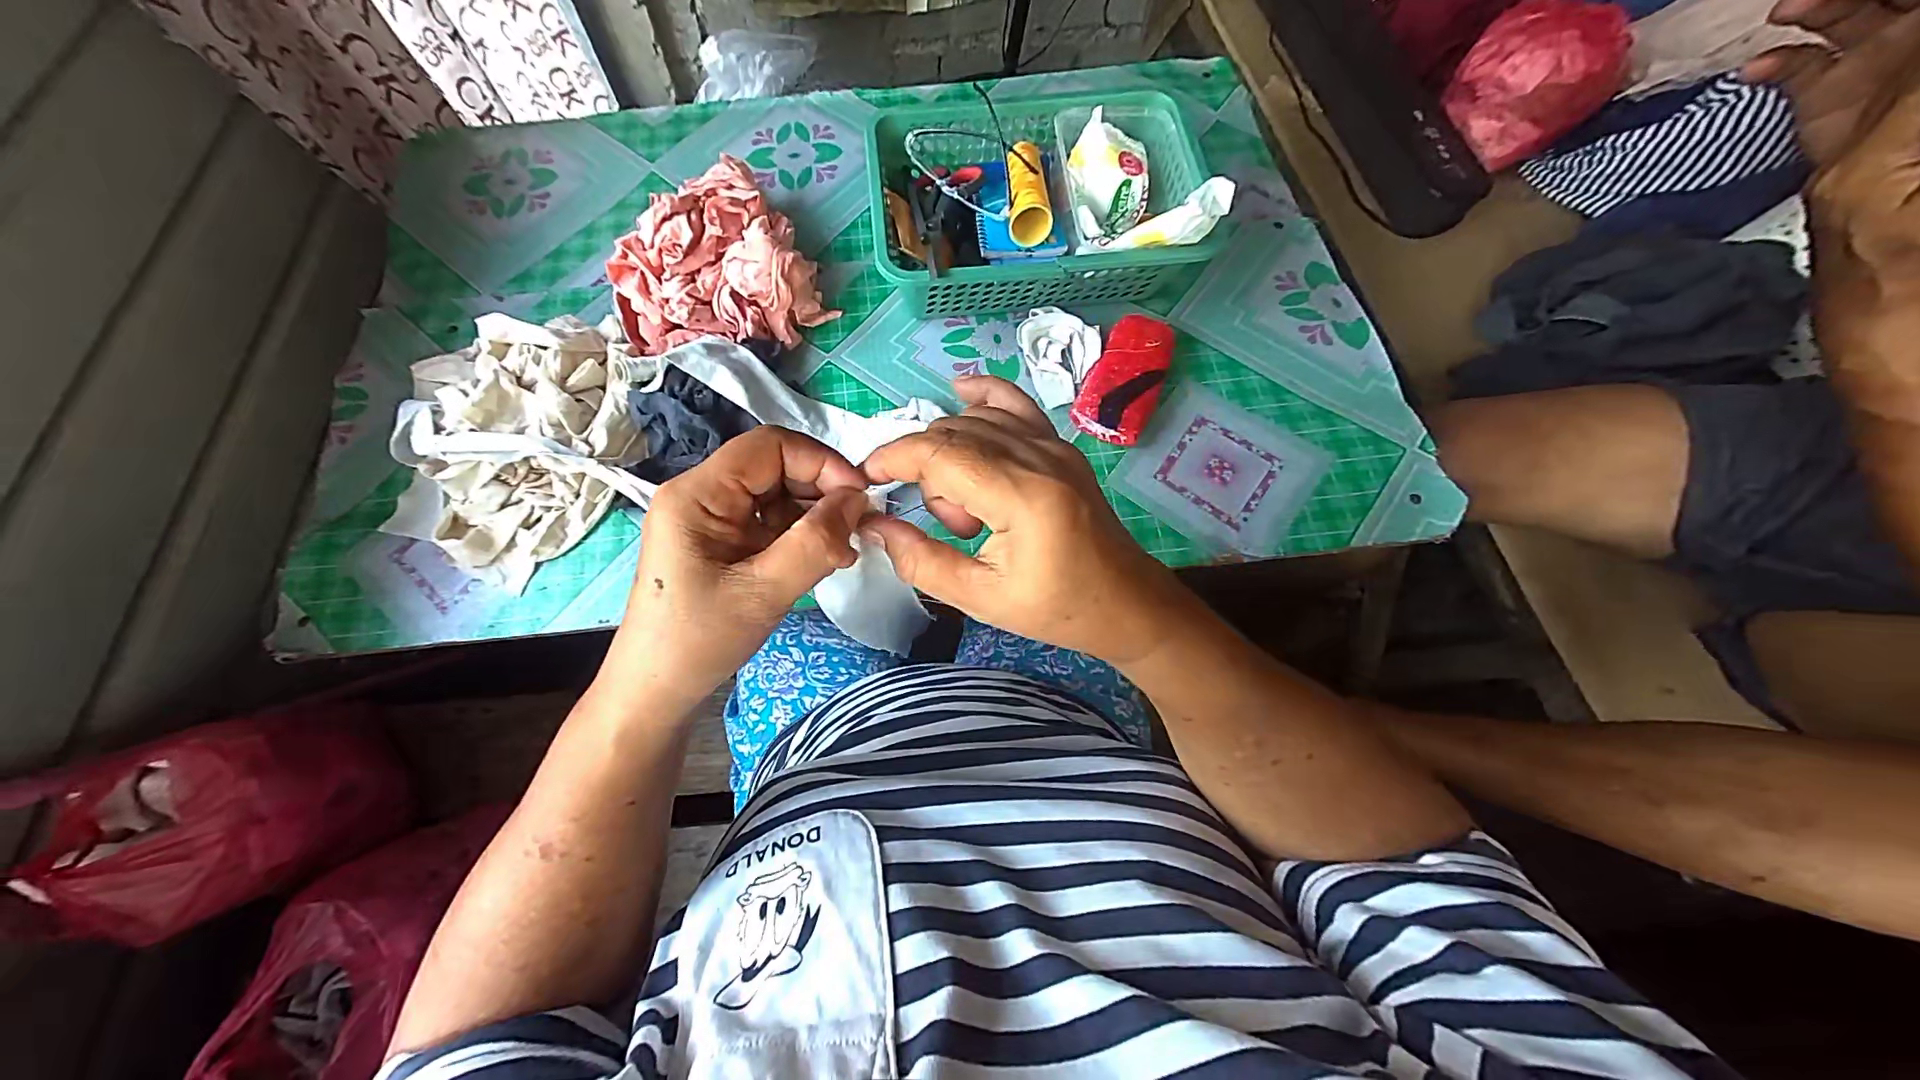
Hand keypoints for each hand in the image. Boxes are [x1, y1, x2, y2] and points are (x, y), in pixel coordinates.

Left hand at [613, 426, 869, 703]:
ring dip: (817, 515)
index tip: (858, 498)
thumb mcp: (763, 591)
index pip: (769, 446)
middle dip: (822, 491)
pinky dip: (803, 534)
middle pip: (776, 466)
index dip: (820, 462)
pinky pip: (772, 521)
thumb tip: (859, 501)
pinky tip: (824, 558)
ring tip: (842, 550)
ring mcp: (713, 519)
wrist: (656, 689)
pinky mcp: (725, 542)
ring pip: (779, 494)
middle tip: (856, 529)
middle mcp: (703, 495)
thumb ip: (815, 542)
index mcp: (698, 494)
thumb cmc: (697, 641)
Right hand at [861, 376, 1196, 664]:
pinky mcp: (1060, 446)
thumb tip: (873, 525)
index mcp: (1023, 497)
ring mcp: (1054, 445)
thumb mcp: (982, 598)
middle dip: (926, 471)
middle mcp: (1040, 457)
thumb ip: (921, 561)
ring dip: (952, 454)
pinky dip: (983, 396)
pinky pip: (1015, 403)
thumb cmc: (1057, 609)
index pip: (940, 453)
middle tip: (951, 527)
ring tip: (972, 510)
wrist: (1126, 602)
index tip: (868, 480)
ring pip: (976, 418)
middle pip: (952, 433)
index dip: (893, 458)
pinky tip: (960, 392)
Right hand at [1748, 0, 1919, 300]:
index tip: (1853, 2)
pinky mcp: (1837, 121)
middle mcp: (1916, 76)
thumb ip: (1895, 99)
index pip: (1919, 15)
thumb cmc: (1896, 250)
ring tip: (1788, 9)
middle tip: (1806, 2)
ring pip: (1861, 22)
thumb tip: (1891, 35)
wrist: (1887, 302)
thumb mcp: (1882, 174)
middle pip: (1898, 9)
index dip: (1894, 2)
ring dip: (1826, 10)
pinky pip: (1814, 73)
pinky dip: (1786, 60)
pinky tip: (1759, 67)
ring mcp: (1879, 94)